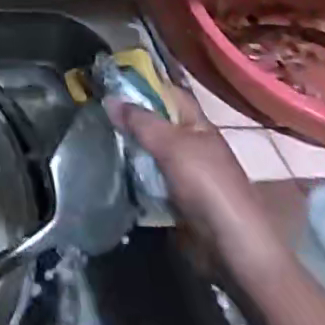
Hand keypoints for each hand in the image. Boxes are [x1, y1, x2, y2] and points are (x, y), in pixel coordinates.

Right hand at [107, 86, 280, 270]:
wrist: (232, 247)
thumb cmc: (208, 187)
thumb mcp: (172, 145)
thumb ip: (140, 120)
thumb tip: (109, 98)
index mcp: (198, 126)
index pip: (169, 93)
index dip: (143, 82)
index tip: (108, 78)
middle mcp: (191, 144)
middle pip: (155, 120)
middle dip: (127, 113)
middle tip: (92, 105)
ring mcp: (184, 171)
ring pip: (148, 147)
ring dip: (127, 142)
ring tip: (93, 131)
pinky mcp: (175, 195)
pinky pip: (147, 173)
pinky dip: (130, 168)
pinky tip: (109, 163)